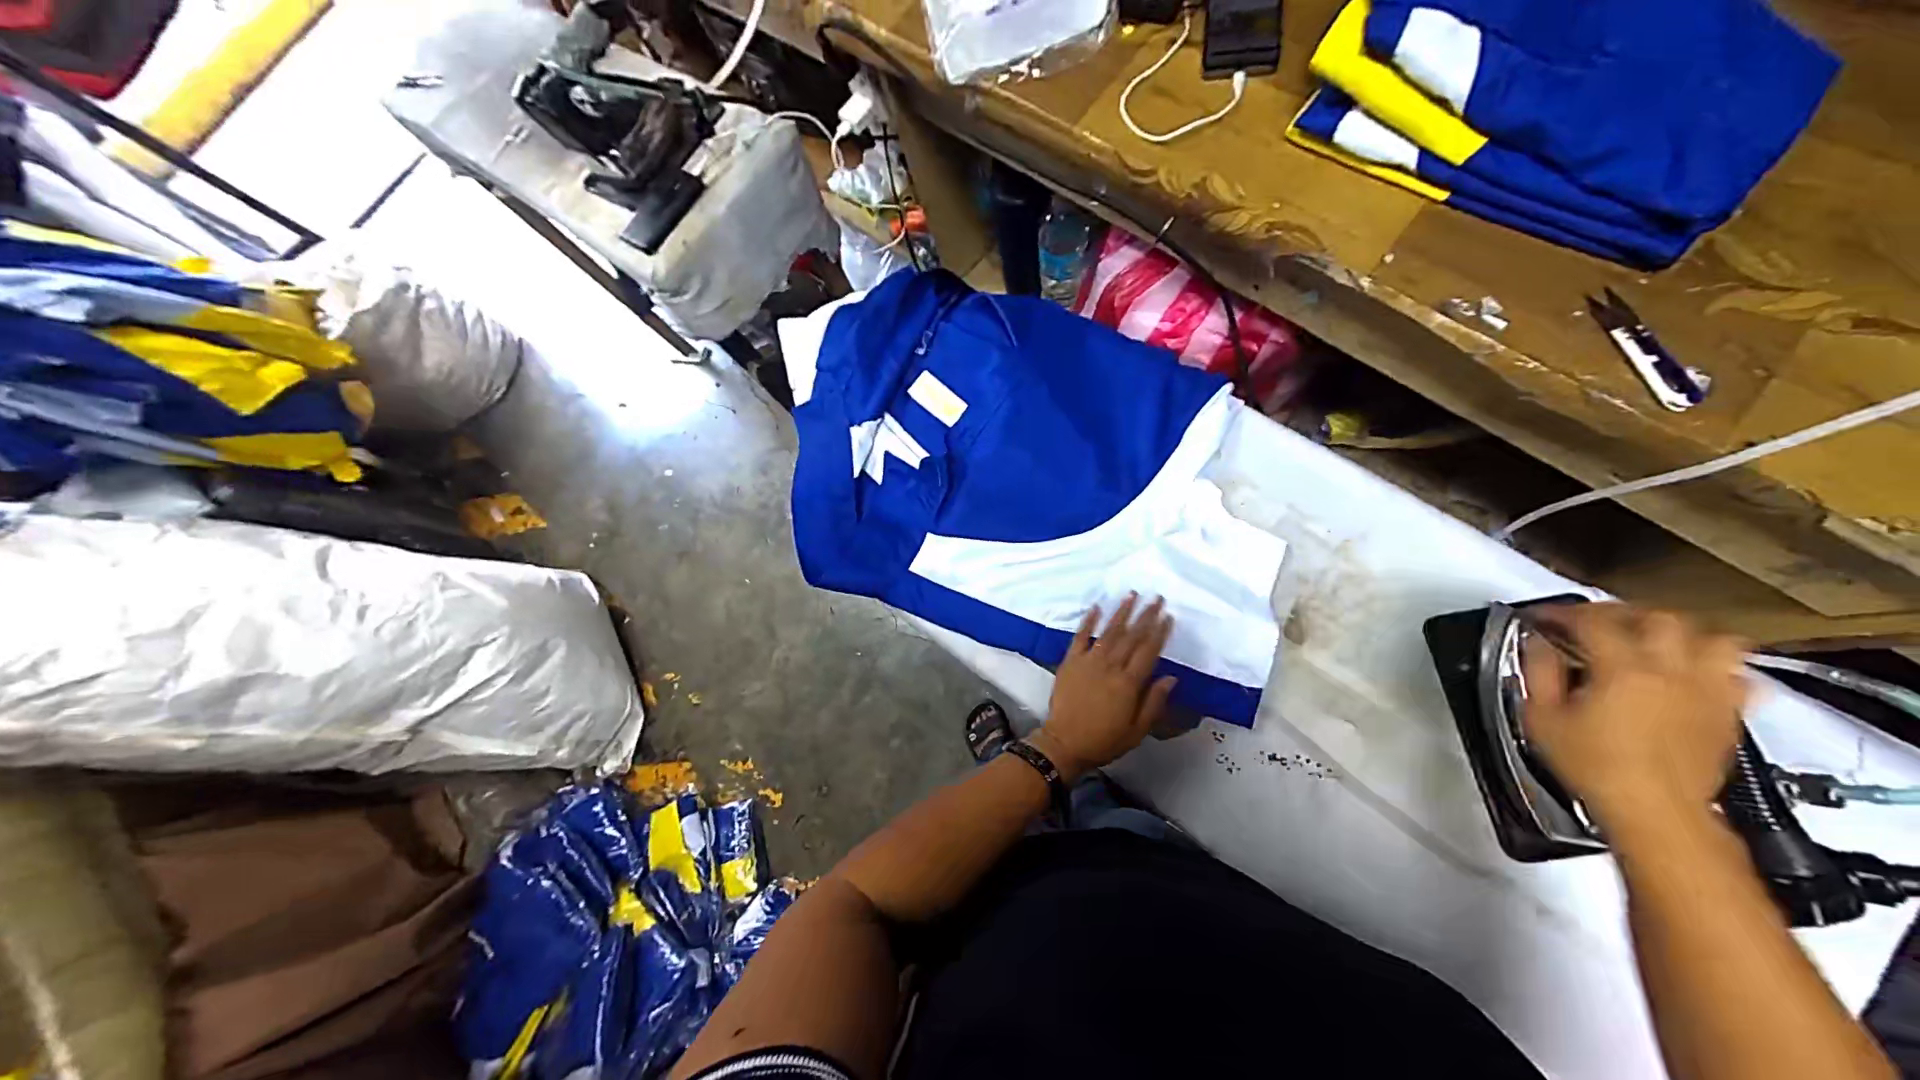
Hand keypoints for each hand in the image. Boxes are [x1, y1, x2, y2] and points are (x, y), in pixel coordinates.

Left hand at [1032, 594, 1177, 781]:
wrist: (1064, 743)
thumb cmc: (1104, 740)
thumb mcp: (1137, 730)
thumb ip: (1154, 702)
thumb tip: (1171, 678)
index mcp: (1128, 684)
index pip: (1148, 651)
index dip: (1159, 632)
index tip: (1168, 616)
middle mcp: (1110, 667)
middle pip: (1131, 636)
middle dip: (1145, 616)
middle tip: (1156, 598)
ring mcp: (1088, 662)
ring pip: (1108, 631)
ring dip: (1121, 612)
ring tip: (1132, 595)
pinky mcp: (1070, 662)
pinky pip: (1080, 637)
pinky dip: (1088, 621)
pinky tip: (1096, 607)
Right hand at [1521, 604, 1749, 836]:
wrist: (1654, 813)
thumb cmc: (1595, 767)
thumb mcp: (1542, 719)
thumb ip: (1537, 673)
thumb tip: (1536, 645)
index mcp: (1622, 670)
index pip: (1592, 620)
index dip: (1563, 613)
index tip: (1544, 617)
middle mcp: (1672, 673)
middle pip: (1657, 618)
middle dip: (1621, 613)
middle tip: (1595, 621)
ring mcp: (1707, 692)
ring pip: (1710, 637)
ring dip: (1678, 632)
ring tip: (1651, 638)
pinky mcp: (1728, 713)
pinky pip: (1739, 675)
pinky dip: (1717, 665)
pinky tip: (1693, 671)